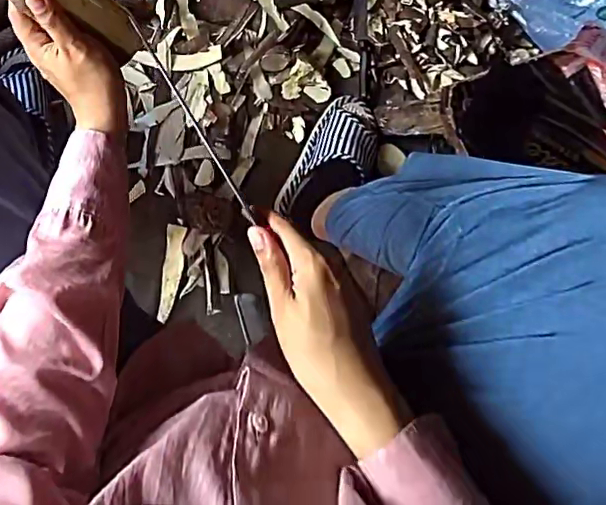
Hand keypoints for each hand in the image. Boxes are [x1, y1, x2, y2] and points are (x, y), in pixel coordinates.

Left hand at [8, 0, 127, 134]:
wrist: (107, 110)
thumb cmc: (93, 83)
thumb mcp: (73, 44)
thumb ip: (53, 20)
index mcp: (36, 46)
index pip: (16, 13)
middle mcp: (41, 49)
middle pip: (31, 16)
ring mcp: (54, 53)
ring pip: (47, 22)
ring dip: (55, 6)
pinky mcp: (68, 56)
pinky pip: (62, 30)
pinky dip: (67, 18)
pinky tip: (80, 13)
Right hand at [250, 213, 410, 459]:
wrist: (357, 394)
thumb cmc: (314, 356)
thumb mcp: (281, 308)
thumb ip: (270, 265)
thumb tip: (257, 232)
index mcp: (313, 262)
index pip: (284, 225)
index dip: (264, 217)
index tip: (248, 212)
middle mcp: (334, 264)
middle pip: (299, 238)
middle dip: (276, 234)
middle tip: (253, 237)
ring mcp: (346, 279)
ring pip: (311, 254)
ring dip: (291, 252)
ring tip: (270, 262)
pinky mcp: (352, 296)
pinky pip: (323, 270)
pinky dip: (305, 269)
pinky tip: (296, 286)